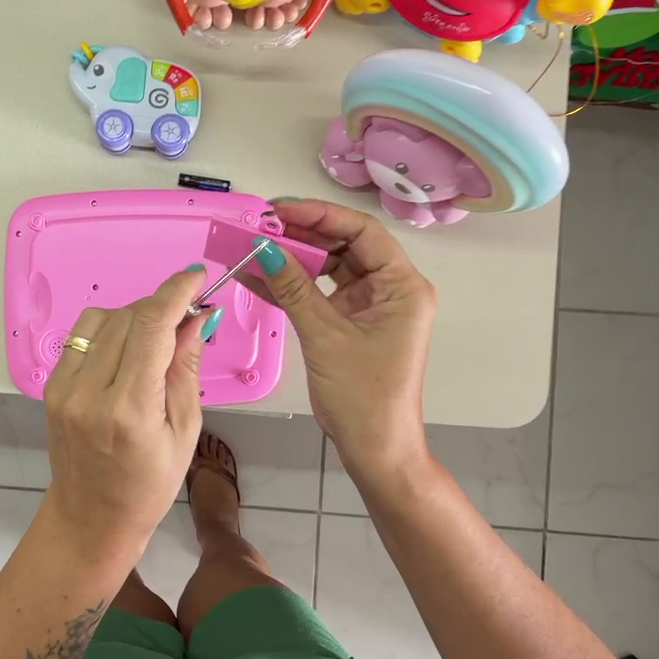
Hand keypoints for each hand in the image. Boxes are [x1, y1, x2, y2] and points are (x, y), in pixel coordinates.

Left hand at [41, 269, 213, 555]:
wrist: (91, 517)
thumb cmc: (149, 485)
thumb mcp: (185, 431)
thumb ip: (185, 368)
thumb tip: (196, 316)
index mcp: (129, 410)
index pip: (151, 328)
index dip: (175, 293)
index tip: (195, 275)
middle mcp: (89, 393)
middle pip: (127, 318)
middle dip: (160, 306)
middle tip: (186, 317)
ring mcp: (63, 388)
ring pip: (101, 319)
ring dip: (133, 316)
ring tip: (155, 339)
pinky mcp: (51, 386)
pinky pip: (81, 336)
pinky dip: (109, 331)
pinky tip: (126, 351)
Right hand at [243, 199, 436, 476]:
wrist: (374, 449)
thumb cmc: (364, 395)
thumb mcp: (326, 337)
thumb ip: (294, 289)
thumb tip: (263, 249)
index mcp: (403, 286)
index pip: (362, 233)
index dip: (321, 215)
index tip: (281, 210)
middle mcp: (391, 289)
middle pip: (346, 245)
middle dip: (303, 233)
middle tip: (262, 225)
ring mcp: (370, 306)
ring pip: (330, 267)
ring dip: (294, 257)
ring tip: (255, 245)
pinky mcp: (350, 322)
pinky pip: (319, 292)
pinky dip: (292, 285)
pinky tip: (258, 275)